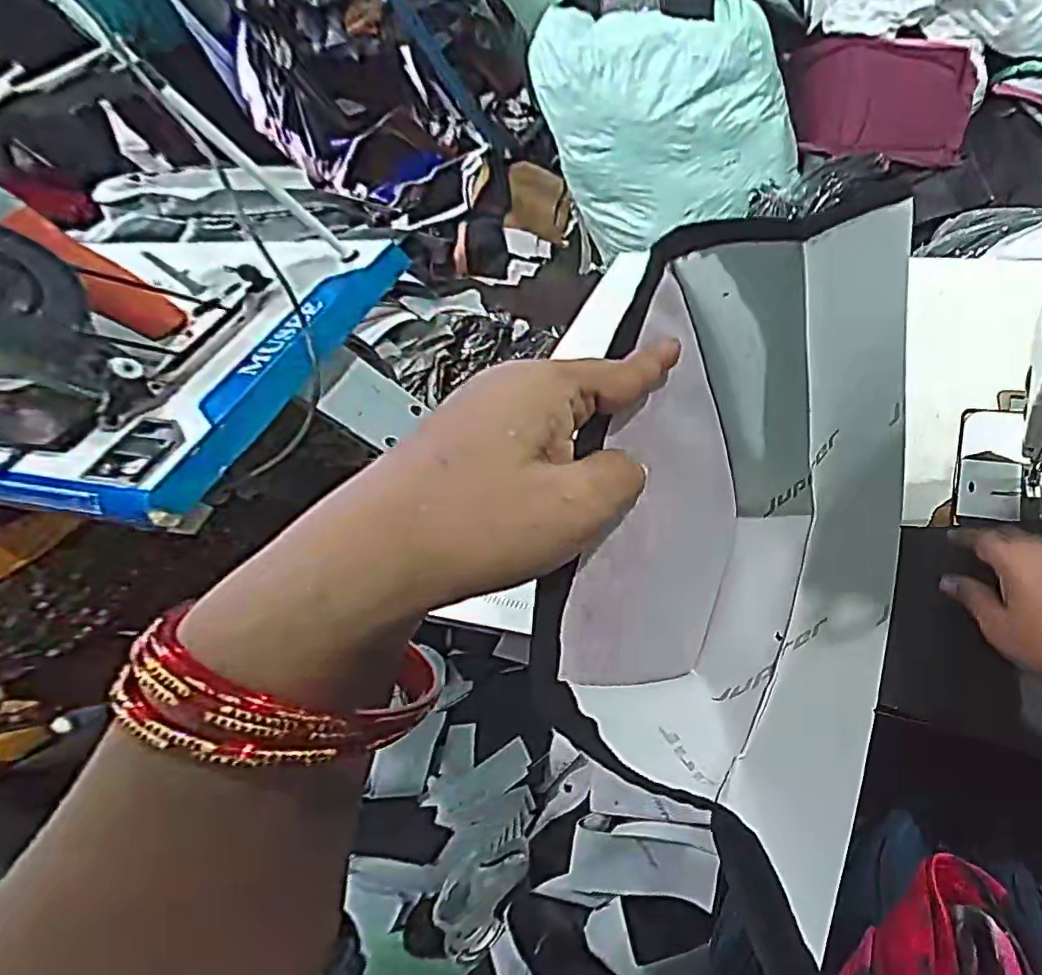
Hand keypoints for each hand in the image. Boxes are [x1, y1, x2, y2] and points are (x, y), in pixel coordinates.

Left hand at [352, 340, 681, 610]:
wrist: (376, 557)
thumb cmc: (462, 526)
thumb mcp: (579, 505)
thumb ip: (623, 476)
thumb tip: (625, 467)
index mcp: (540, 388)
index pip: (615, 371)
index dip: (649, 366)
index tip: (666, 350)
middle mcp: (505, 390)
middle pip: (584, 402)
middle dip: (610, 431)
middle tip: (625, 466)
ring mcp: (479, 417)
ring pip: (554, 433)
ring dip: (573, 464)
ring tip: (570, 507)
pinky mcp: (463, 447)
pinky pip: (526, 452)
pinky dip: (544, 477)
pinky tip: (537, 513)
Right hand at [939, 528, 1041, 696]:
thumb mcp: (994, 624)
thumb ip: (970, 596)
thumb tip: (952, 582)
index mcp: (1014, 560)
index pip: (982, 538)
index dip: (963, 537)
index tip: (953, 538)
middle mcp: (1038, 556)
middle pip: (1006, 534)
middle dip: (985, 537)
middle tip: (968, 544)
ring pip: (1025, 542)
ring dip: (1006, 544)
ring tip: (989, 557)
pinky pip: (1041, 555)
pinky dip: (1024, 557)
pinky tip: (1018, 574)